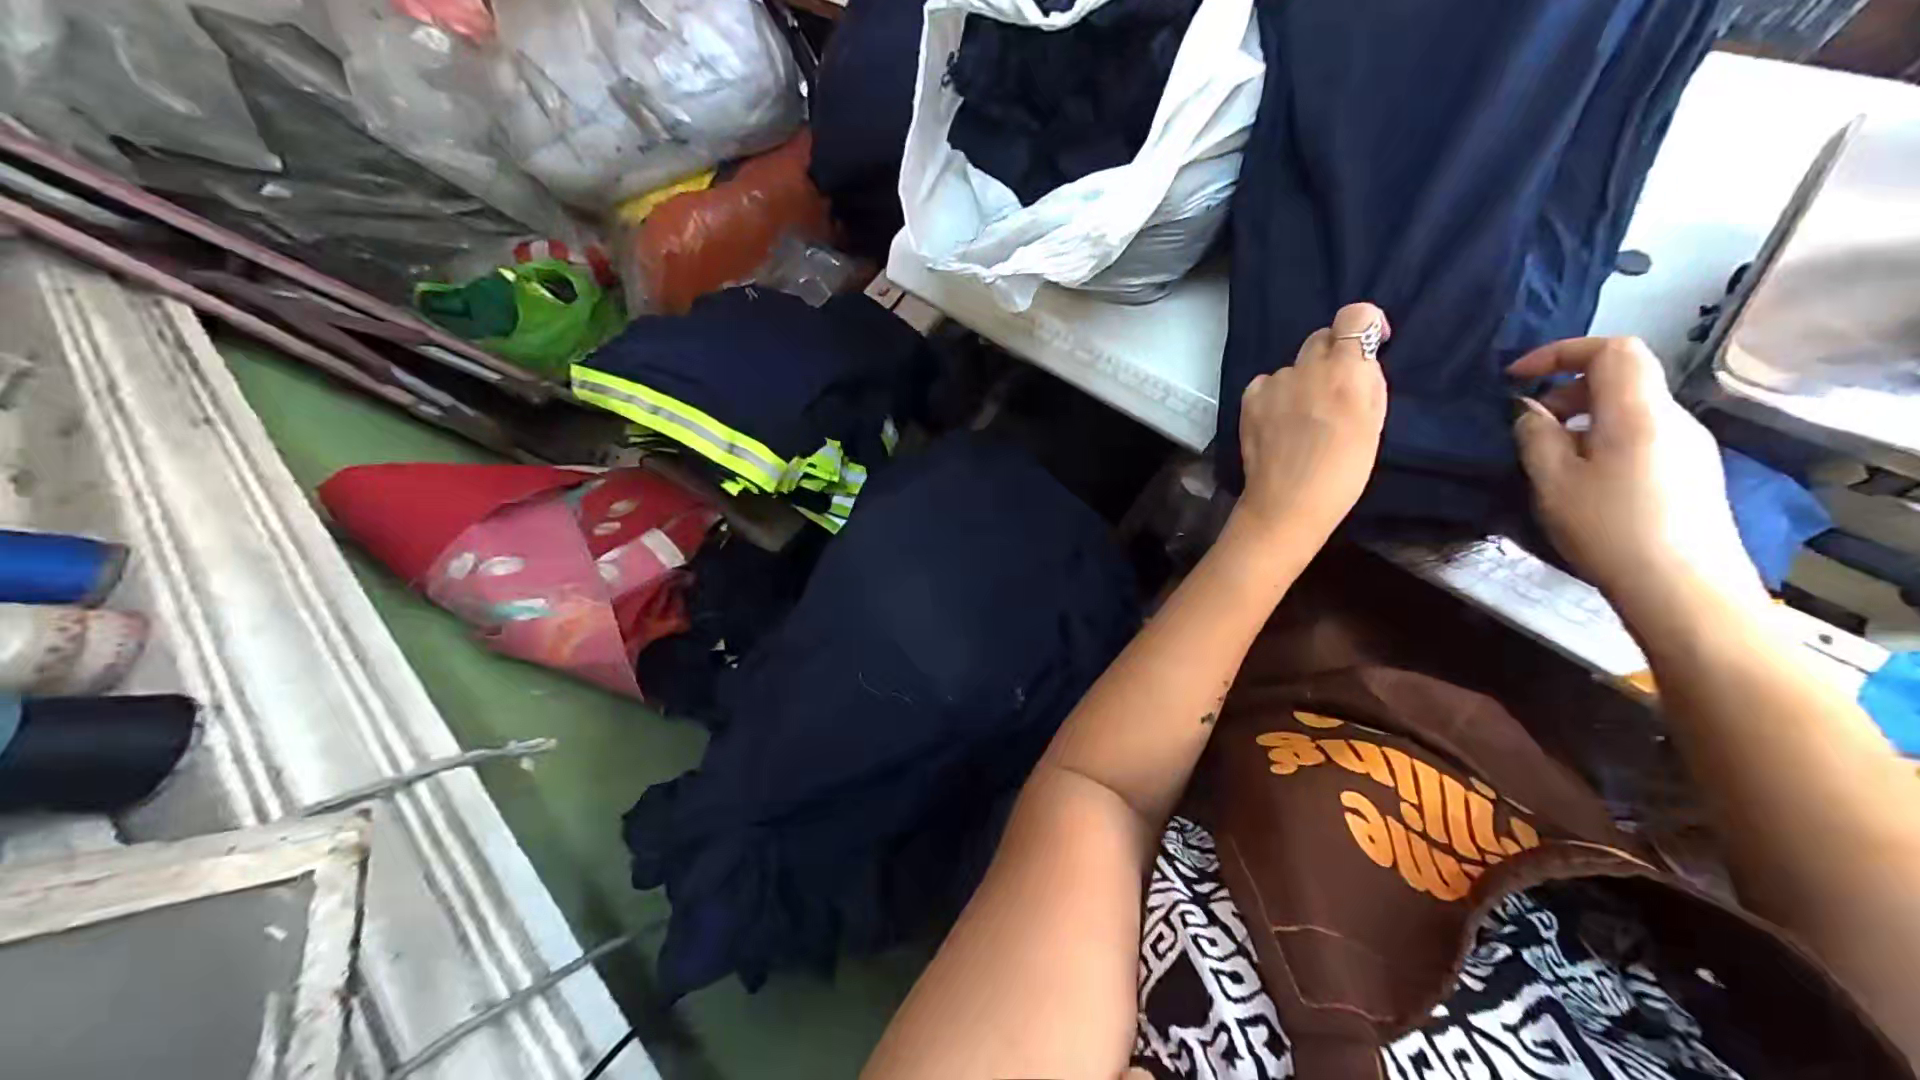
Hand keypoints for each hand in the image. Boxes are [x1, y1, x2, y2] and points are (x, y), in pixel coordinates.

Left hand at [1236, 302, 1388, 543]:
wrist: (1287, 502)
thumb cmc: (1342, 471)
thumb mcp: (1373, 422)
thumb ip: (1367, 382)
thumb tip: (1360, 360)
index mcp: (1346, 372)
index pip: (1355, 316)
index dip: (1365, 323)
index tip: (1370, 344)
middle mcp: (1307, 368)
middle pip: (1321, 338)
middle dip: (1332, 355)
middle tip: (1335, 390)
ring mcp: (1274, 383)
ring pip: (1294, 367)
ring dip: (1302, 381)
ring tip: (1304, 418)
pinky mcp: (1249, 399)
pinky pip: (1268, 384)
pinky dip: (1276, 395)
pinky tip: (1279, 423)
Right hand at [1508, 336, 1767, 628]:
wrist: (1682, 588)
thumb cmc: (1608, 528)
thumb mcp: (1552, 481)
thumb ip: (1536, 435)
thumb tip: (1530, 410)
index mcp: (1639, 412)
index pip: (1612, 350)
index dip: (1561, 352)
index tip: (1517, 378)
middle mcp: (1673, 418)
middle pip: (1622, 378)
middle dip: (1566, 389)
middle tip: (1527, 425)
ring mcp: (1689, 446)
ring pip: (1629, 409)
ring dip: (1581, 418)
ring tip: (1547, 458)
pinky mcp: (1691, 472)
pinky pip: (1640, 435)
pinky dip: (1602, 439)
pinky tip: (1581, 480)